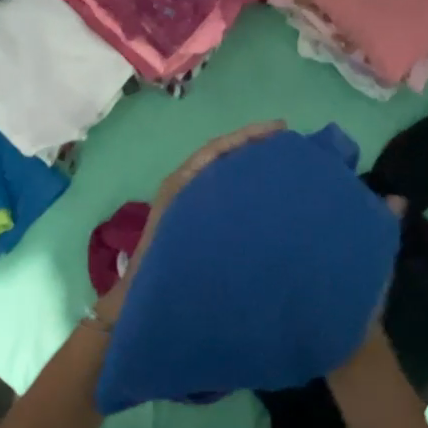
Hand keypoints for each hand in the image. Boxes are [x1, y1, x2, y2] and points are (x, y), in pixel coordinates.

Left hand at [93, 119, 284, 321]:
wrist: (138, 298)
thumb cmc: (158, 267)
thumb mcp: (182, 229)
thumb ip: (208, 201)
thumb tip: (246, 173)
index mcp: (180, 183)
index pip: (216, 149)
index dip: (248, 136)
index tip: (280, 129)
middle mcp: (185, 189)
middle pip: (222, 157)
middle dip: (253, 148)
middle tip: (288, 146)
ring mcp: (190, 206)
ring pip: (224, 176)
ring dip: (250, 168)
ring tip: (283, 167)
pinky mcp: (195, 223)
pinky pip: (224, 197)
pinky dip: (244, 190)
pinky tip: (266, 199)